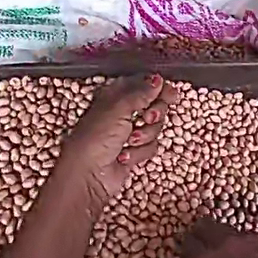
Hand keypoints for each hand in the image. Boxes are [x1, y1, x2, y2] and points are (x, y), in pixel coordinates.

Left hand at [48, 75, 177, 210]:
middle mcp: (123, 113)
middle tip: (147, 118)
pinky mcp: (134, 152)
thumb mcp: (118, 109)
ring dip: (145, 135)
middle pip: (155, 106)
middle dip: (154, 114)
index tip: (170, 94)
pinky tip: (124, 156)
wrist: (87, 177)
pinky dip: (140, 152)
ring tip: (130, 142)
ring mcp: (129, 133)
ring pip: (155, 127)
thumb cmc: (95, 140)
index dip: (158, 88)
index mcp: (115, 96)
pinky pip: (151, 146)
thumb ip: (140, 93)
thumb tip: (158, 80)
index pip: (143, 85)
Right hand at [183, 220, 257, 257]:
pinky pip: (249, 238)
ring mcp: (244, 240)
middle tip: (202, 239)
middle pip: (206, 225)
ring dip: (225, 238)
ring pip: (228, 230)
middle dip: (202, 231)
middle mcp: (222, 245)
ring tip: (229, 253)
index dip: (188, 246)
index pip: (188, 243)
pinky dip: (247, 245)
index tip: (188, 249)